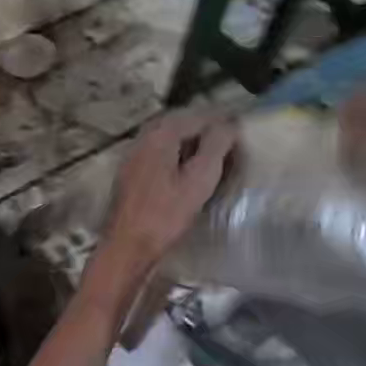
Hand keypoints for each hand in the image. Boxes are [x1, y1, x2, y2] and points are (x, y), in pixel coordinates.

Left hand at [100, 110, 237, 273]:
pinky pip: (155, 157)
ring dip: (187, 143)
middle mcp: (142, 140)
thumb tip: (228, 125)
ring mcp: (131, 159)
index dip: (220, 122)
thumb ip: (215, 147)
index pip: (197, 116)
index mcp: (160, 136)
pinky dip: (173, 157)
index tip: (238, 131)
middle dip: (202, 128)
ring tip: (208, 157)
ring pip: (164, 140)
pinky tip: (183, 174)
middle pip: (177, 124)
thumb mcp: (199, 180)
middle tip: (225, 140)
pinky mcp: (128, 178)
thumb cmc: (165, 216)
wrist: (126, 248)